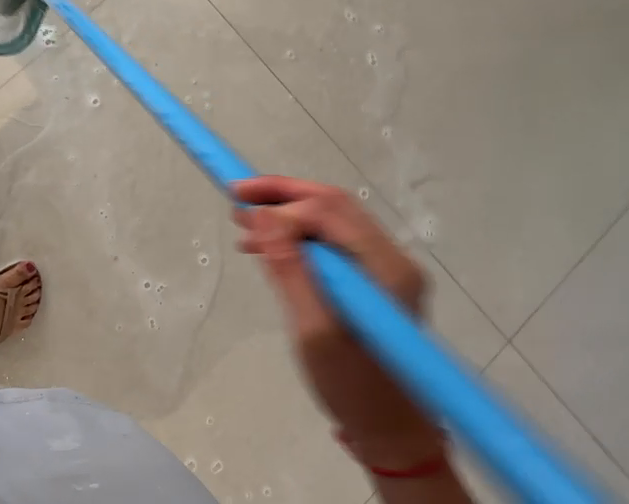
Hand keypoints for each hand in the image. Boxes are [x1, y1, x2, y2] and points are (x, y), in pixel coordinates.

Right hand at [232, 176, 441, 469]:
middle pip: (333, 205)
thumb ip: (290, 269)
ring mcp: (385, 268)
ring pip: (331, 219)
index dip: (281, 202)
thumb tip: (261, 214)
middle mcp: (392, 259)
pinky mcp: (373, 280)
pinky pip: (332, 241)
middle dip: (281, 195)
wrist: (391, 435)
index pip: (330, 211)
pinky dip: (297, 235)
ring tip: (242, 220)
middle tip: (235, 194)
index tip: (238, 206)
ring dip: (286, 212)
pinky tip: (266, 245)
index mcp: (387, 268)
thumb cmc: (353, 388)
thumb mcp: (314, 331)